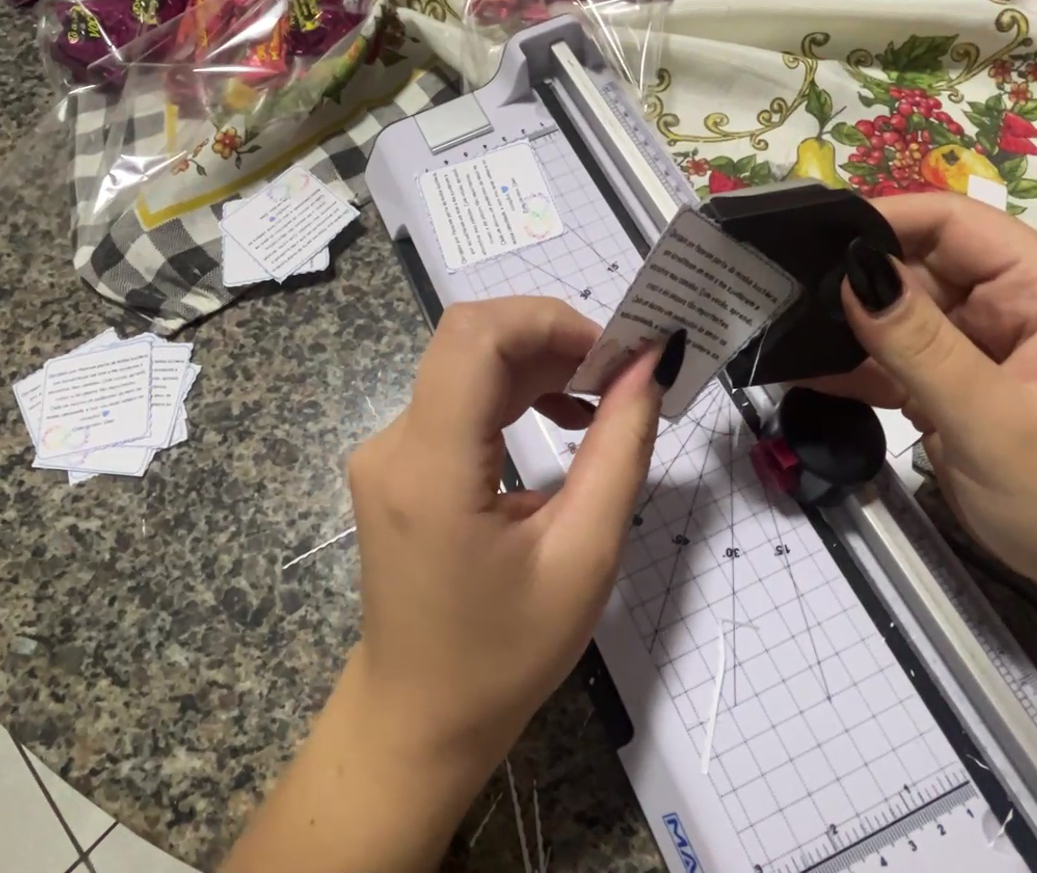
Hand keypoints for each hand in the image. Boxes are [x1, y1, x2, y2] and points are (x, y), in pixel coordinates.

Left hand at [345, 297, 668, 769]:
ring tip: (603, 397)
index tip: (616, 351)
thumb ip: (619, 451)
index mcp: (430, 468)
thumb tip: (650, 366)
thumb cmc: (504, 654)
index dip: (550, 320)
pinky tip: (562, 420)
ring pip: (466, 368)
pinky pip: (456, 403)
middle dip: (553, 341)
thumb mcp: (583, 556)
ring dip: (538, 367)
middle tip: (623, 374)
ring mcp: (387, 454)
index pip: (475, 336)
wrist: (420, 716)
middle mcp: (393, 445)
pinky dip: (513, 397)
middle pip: (471, 344)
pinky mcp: (397, 467)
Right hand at [811, 193, 1036, 626]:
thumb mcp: (998, 424)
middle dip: (851, 276)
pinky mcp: (955, 395)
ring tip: (773, 327)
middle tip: (772, 288)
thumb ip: (922, 348)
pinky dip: (853, 370)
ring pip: (899, 320)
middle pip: (919, 269)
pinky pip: (895, 367)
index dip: (888, 218)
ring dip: (844, 326)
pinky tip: (800, 372)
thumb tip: (853, 273)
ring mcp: (979, 357)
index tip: (811, 235)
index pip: (958, 225)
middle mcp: (1010, 313)